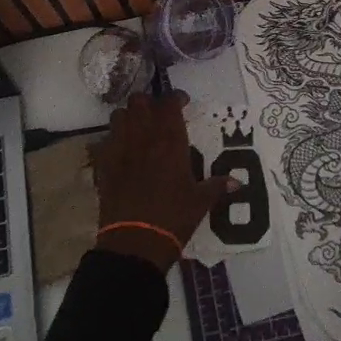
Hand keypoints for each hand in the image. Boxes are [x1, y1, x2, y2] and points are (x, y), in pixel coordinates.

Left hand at [91, 92, 232, 271]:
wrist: (135, 242)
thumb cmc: (173, 218)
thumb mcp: (200, 202)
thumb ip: (217, 186)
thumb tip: (237, 182)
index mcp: (170, 141)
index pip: (170, 103)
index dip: (176, 98)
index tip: (183, 103)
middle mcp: (143, 137)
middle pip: (139, 101)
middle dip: (148, 103)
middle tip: (158, 115)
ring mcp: (120, 148)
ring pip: (119, 114)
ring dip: (128, 117)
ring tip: (138, 129)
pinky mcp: (103, 164)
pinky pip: (104, 140)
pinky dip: (112, 140)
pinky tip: (121, 152)